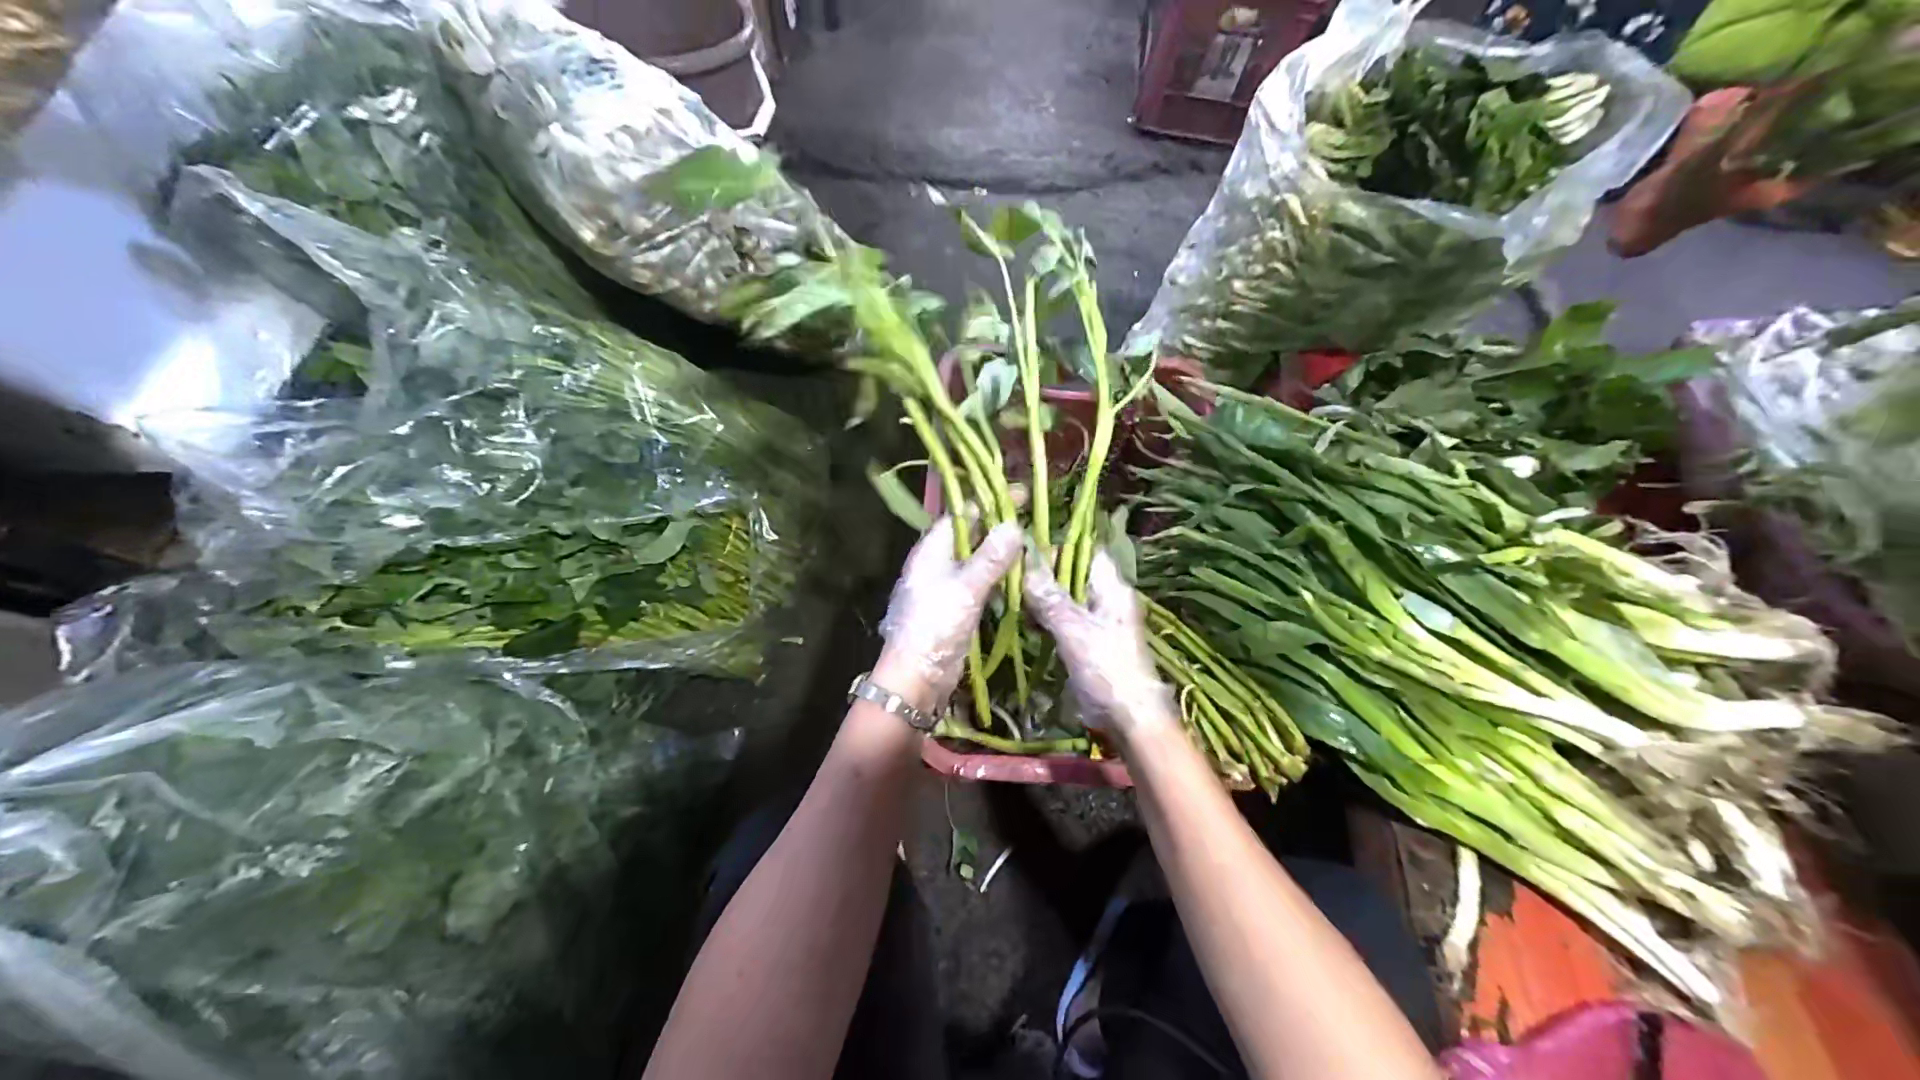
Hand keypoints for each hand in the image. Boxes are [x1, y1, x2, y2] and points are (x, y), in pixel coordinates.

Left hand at [873, 515, 1022, 711]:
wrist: (916, 677)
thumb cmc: (935, 626)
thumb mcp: (966, 588)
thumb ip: (990, 558)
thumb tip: (1014, 526)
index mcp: (932, 549)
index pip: (963, 514)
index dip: (990, 501)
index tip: (1022, 494)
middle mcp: (938, 562)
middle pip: (971, 535)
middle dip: (1000, 526)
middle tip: (1034, 520)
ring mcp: (946, 585)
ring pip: (978, 560)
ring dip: (1002, 554)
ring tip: (1034, 546)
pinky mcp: (956, 607)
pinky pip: (980, 583)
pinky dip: (999, 578)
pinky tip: (1019, 579)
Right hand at [1022, 546, 1179, 742]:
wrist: (1129, 717)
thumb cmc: (1108, 669)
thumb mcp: (1075, 631)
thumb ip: (1050, 599)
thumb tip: (1026, 566)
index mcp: (1112, 588)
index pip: (1087, 551)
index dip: (1061, 546)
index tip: (1028, 549)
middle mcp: (1106, 599)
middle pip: (1073, 574)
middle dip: (1044, 574)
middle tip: (1012, 576)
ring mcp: (1097, 622)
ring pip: (1065, 598)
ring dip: (1042, 599)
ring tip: (1013, 598)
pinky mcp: (1087, 643)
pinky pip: (1063, 621)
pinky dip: (1045, 619)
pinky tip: (1025, 622)